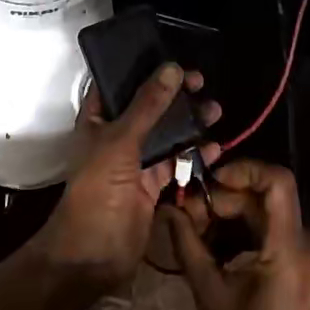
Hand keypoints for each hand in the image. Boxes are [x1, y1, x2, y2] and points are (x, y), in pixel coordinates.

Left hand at [37, 63, 221, 289]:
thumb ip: (148, 106)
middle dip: (173, 93)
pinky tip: (214, 147)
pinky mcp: (152, 184)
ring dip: (188, 122)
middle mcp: (116, 135)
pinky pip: (176, 161)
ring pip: (165, 133)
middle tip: (200, 81)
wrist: (93, 254)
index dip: (141, 68)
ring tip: (215, 109)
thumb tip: (172, 68)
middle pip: (148, 106)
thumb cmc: (97, 190)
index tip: (170, 55)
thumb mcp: (121, 142)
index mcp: (98, 119)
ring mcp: (135, 160)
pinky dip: (194, 154)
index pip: (119, 83)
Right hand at [164, 160, 309, 309]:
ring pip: (272, 220)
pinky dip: (251, 237)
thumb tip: (168, 209)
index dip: (245, 168)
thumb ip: (188, 247)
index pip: (279, 182)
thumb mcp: (212, 299)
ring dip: (237, 219)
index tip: (211, 179)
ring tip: (203, 233)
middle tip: (192, 213)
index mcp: (289, 251)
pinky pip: (281, 239)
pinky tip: (225, 253)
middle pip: (267, 201)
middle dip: (227, 200)